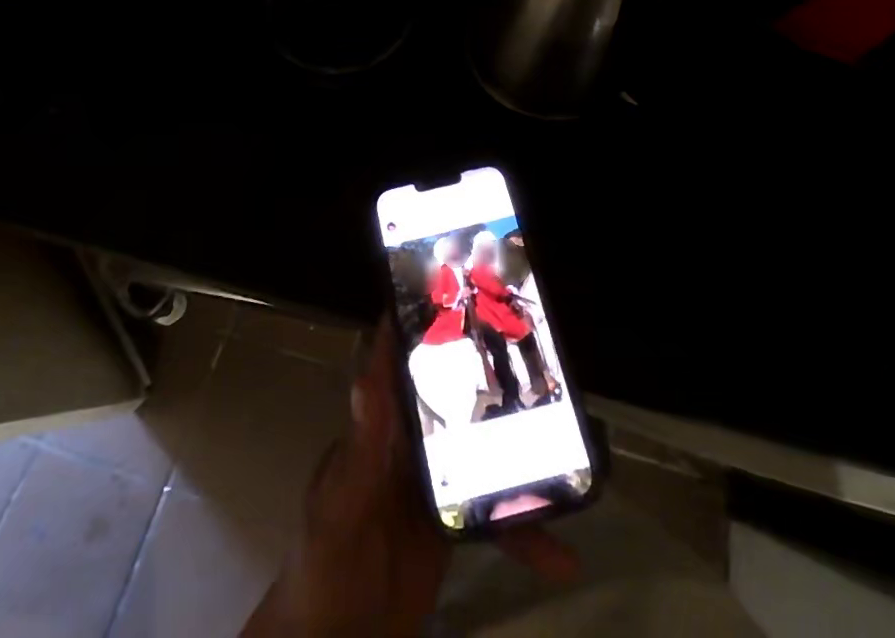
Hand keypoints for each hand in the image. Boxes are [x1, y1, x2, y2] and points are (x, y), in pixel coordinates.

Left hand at [243, 320, 577, 636]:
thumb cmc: (325, 561)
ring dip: (521, 457)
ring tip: (570, 453)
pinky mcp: (449, 522)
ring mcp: (429, 483)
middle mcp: (404, 445)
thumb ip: (361, 447)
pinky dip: (523, 533)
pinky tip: (560, 554)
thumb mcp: (341, 502)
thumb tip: (371, 373)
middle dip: (485, 376)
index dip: (417, 327)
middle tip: (533, 352)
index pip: (394, 365)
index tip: (451, 291)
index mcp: (374, 430)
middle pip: (448, 397)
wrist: (334, 636)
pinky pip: (493, 516)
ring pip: (480, 451)